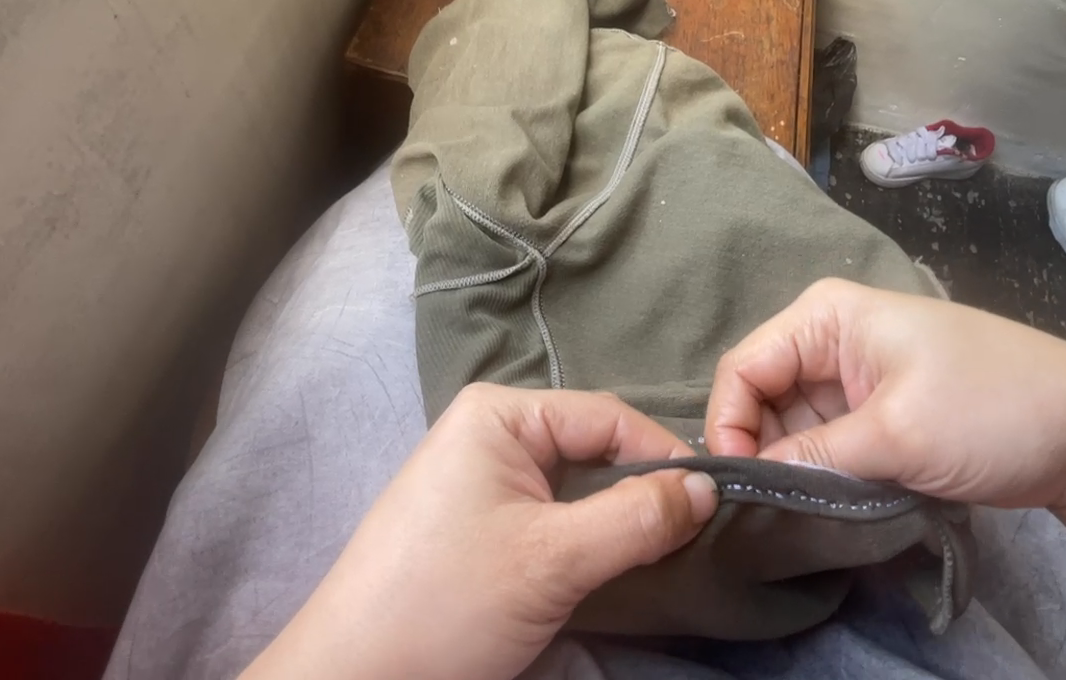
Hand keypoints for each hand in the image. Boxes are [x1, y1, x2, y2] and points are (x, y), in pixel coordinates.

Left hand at [244, 383, 718, 679]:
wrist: (351, 679)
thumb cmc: (450, 602)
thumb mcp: (553, 559)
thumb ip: (636, 518)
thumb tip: (708, 487)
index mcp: (500, 412)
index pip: (604, 416)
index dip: (662, 454)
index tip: (715, 499)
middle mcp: (489, 427)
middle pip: (589, 444)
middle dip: (639, 485)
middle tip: (692, 529)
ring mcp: (479, 471)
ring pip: (571, 480)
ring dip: (614, 512)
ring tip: (659, 545)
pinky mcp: (475, 514)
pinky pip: (547, 506)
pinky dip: (583, 529)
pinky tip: (607, 557)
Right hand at [705, 278, 1065, 513]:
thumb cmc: (993, 410)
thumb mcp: (898, 434)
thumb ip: (814, 458)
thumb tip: (749, 483)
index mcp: (824, 316)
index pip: (744, 367)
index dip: (729, 425)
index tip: (740, 488)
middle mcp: (828, 337)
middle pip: (762, 395)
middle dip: (764, 450)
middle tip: (775, 510)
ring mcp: (852, 374)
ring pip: (791, 424)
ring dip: (796, 467)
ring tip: (809, 510)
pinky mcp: (875, 409)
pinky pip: (826, 440)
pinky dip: (824, 472)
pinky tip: (833, 502)